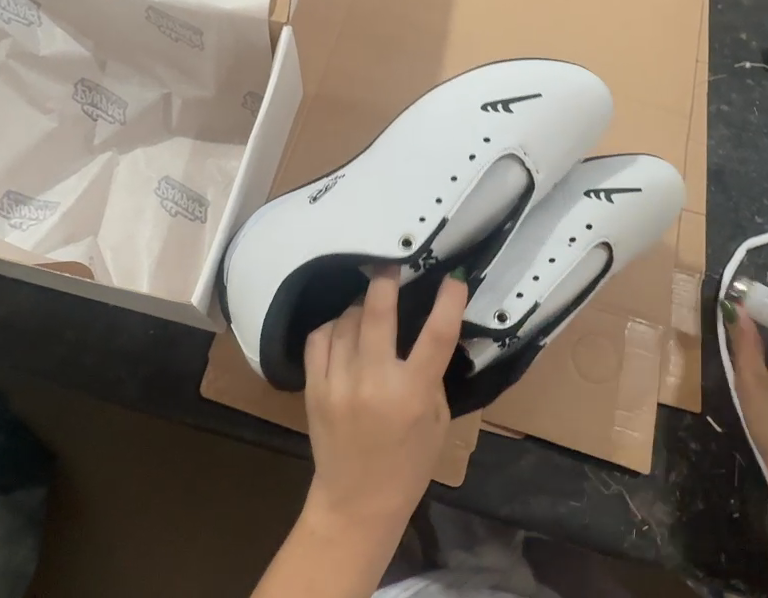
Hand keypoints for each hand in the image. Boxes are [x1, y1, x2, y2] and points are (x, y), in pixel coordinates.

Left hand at [303, 270, 467, 540]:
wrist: (356, 502)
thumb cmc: (408, 465)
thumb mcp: (437, 422)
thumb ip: (433, 375)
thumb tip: (436, 331)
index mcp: (412, 394)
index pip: (436, 336)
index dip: (448, 302)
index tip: (453, 278)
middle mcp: (374, 382)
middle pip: (378, 314)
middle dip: (386, 281)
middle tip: (392, 266)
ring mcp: (339, 382)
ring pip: (346, 320)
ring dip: (360, 306)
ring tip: (369, 305)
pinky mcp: (313, 387)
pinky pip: (319, 337)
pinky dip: (333, 325)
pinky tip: (343, 328)